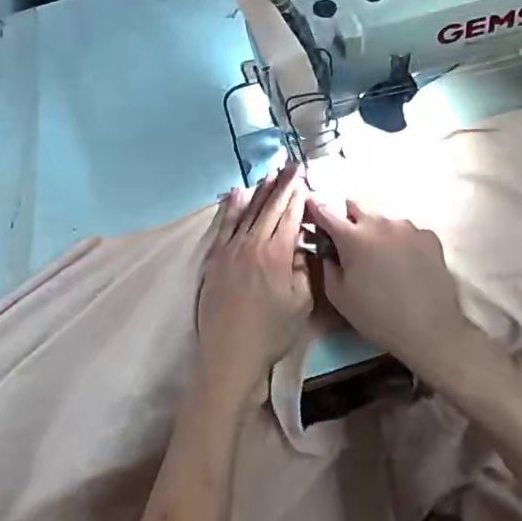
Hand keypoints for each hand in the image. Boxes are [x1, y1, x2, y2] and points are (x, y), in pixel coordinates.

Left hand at [195, 167, 312, 393]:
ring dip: (261, 190)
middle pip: (270, 207)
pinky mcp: (215, 258)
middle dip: (283, 185)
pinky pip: (226, 225)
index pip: (290, 215)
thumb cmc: (271, 332)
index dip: (299, 196)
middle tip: (292, 166)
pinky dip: (233, 206)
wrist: (229, 354)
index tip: (306, 178)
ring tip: (271, 173)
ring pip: (248, 211)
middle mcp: (253, 243)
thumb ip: (304, 270)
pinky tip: (239, 192)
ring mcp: (231, 249)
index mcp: (277, 253)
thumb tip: (302, 247)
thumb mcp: (301, 304)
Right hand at [309, 199, 480, 376]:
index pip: (326, 212)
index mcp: (353, 237)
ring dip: (378, 231)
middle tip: (350, 239)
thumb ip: (327, 265)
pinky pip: (408, 232)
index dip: (316, 208)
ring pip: (384, 219)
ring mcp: (407, 227)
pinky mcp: (428, 236)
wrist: (429, 330)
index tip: (311, 205)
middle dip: (349, 217)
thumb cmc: (377, 316)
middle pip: (357, 205)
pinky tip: (407, 264)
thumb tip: (326, 248)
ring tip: (383, 258)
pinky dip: (402, 242)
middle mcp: (379, 223)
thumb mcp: (339, 296)